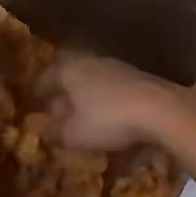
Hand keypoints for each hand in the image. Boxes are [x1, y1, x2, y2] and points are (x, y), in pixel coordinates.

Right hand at [39, 52, 186, 151]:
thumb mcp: (74, 133)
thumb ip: (56, 131)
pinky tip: (113, 120)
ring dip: (89, 98)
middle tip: (58, 106)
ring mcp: (120, 69)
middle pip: (74, 75)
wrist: (161, 110)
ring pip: (97, 82)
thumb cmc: (107, 119)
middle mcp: (94, 62)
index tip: (34, 98)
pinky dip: (110, 104)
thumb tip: (46, 130)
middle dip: (66, 91)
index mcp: (72, 69)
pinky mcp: (142, 80)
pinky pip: (117, 92)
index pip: (48, 75)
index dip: (40, 88)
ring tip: (85, 116)